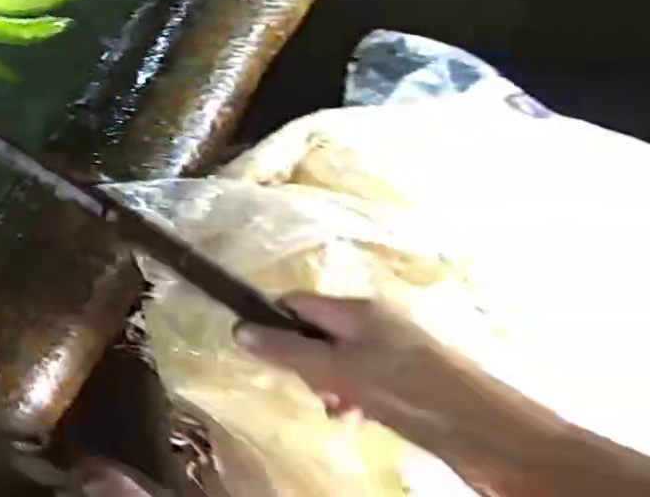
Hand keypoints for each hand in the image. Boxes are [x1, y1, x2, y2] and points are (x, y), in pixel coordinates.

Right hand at [235, 295, 572, 494]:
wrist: (511, 445)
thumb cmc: (416, 395)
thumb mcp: (340, 372)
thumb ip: (286, 350)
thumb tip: (237, 329)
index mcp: (356, 309)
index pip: (293, 302)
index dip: (274, 324)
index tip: (268, 354)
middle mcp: (376, 323)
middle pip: (316, 332)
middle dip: (306, 362)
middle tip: (315, 391)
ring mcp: (401, 354)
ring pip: (342, 360)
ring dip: (332, 384)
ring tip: (341, 412)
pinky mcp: (420, 384)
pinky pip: (369, 381)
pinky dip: (359, 398)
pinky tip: (363, 420)